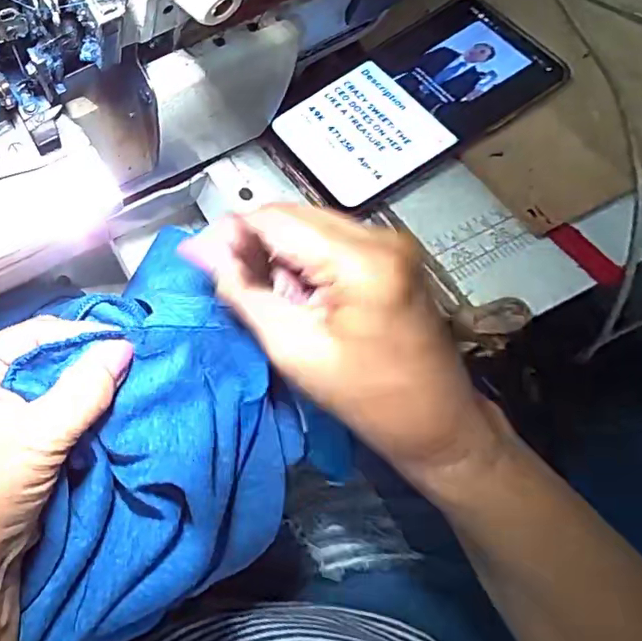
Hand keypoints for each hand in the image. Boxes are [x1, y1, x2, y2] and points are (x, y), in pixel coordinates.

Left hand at [0, 317, 134, 591]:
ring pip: (48, 378)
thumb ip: (84, 390)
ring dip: (81, 381)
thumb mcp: (41, 437)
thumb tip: (123, 346)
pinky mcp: (9, 427)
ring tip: (120, 375)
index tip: (124, 339)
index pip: (33, 334)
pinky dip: (74, 402)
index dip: (80, 334)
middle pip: (41, 353)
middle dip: (82, 358)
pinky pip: (48, 401)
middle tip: (126, 357)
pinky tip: (100, 401)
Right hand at [181, 204, 507, 490]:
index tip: (200, 258)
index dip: (229, 233)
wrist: (440, 425)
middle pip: (288, 214)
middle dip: (250, 241)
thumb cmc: (368, 398)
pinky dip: (297, 257)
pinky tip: (293, 291)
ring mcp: (387, 241)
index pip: (273, 219)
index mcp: (360, 259)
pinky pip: (323, 238)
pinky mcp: (386, 253)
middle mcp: (378, 236)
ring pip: (302, 223)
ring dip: (273, 250)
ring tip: (265, 292)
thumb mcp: (291, 347)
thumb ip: (243, 291)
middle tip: (228, 278)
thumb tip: (204, 251)